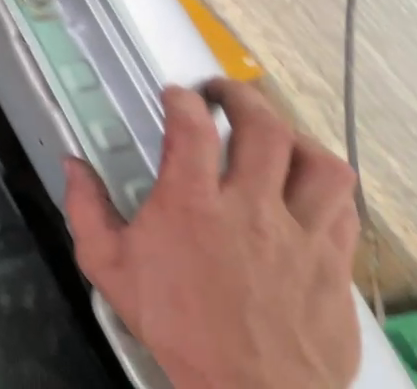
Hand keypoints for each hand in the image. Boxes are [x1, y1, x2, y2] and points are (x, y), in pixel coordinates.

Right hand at [64, 79, 361, 388]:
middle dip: (242, 98)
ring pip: (319, 164)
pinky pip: (344, 207)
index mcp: (190, 204)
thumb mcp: (106, 264)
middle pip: (265, 129)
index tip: (175, 94)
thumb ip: (85, 207)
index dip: (182, 99)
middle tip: (223, 95)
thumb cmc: (173, 322)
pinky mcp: (335, 262)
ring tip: (274, 135)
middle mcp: (251, 208)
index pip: (192, 128)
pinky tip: (304, 186)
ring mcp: (301, 234)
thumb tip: (72, 164)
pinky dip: (324, 184)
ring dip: (295, 137)